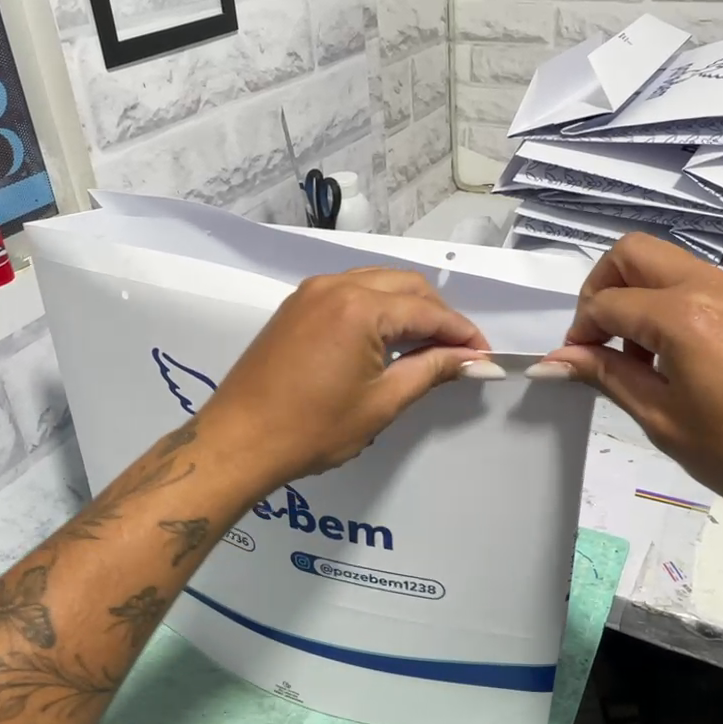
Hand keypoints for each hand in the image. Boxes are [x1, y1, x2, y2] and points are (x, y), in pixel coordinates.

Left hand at [196, 269, 490, 490]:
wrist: (238, 440)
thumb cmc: (312, 429)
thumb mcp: (382, 402)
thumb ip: (431, 370)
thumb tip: (472, 359)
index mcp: (359, 307)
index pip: (428, 311)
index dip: (462, 333)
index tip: (484, 356)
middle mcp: (335, 285)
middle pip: (406, 286)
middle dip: (437, 316)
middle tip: (457, 353)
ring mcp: (311, 292)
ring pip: (377, 283)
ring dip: (407, 308)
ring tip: (425, 348)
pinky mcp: (296, 305)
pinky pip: (350, 291)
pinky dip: (376, 308)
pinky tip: (385, 339)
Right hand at [537, 234, 722, 527]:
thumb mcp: (666, 421)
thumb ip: (609, 376)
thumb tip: (556, 359)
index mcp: (684, 315)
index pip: (607, 303)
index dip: (579, 331)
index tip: (574, 364)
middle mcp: (714, 286)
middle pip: (634, 252)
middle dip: (602, 288)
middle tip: (600, 340)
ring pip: (671, 265)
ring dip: (640, 297)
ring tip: (645, 359)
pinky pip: (704, 286)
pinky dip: (675, 306)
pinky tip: (686, 361)